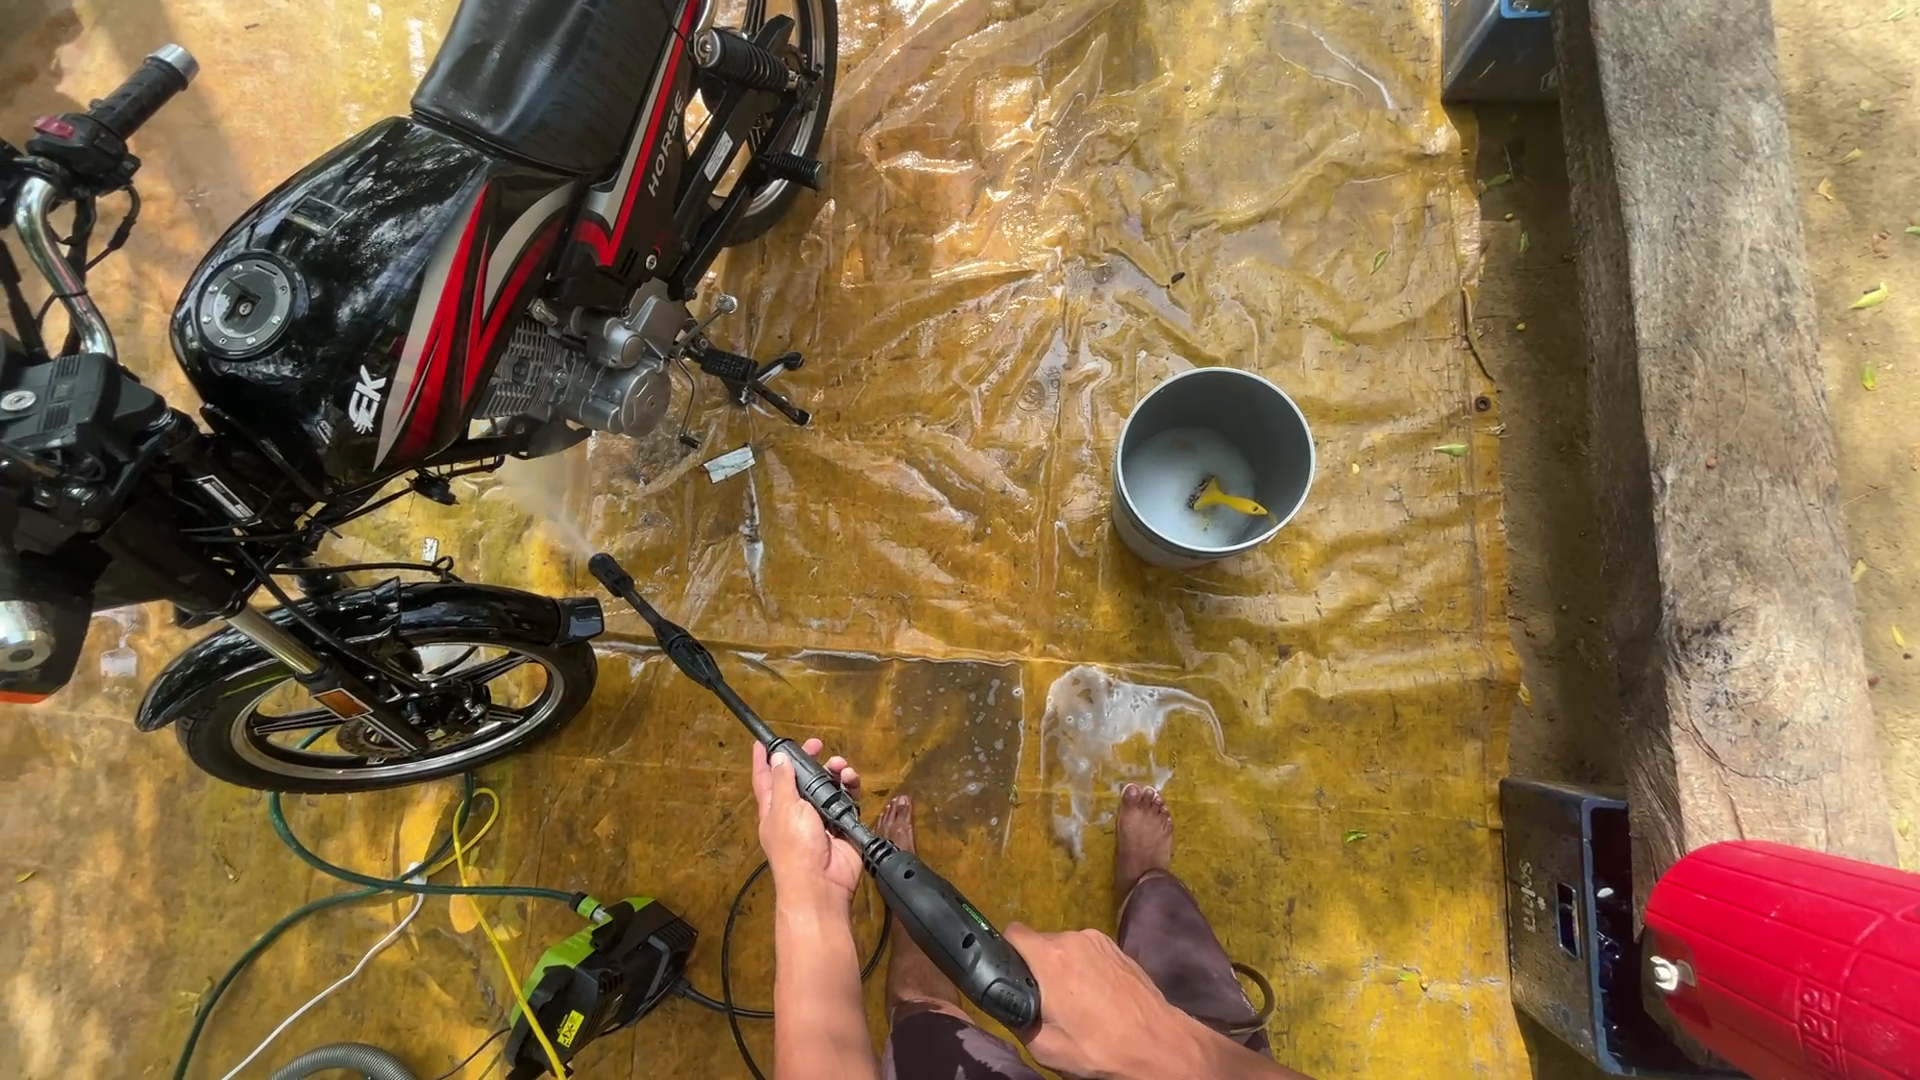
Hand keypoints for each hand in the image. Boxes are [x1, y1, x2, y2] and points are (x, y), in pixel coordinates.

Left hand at [751, 739, 863, 912]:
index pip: (765, 779)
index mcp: (774, 808)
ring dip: (834, 770)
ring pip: (827, 783)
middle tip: (817, 744)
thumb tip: (777, 758)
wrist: (822, 883)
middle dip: (808, 759)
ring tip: (840, 766)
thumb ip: (784, 781)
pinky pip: (847, 796)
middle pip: (801, 777)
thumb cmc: (795, 848)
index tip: (762, 742)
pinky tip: (851, 780)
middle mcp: (796, 810)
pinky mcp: (842, 821)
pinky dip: (850, 785)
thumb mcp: (784, 809)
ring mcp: (820, 816)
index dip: (762, 761)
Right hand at [1004, 924, 1195, 1079]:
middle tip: (1048, 1001)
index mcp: (1049, 957)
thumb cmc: (1099, 1048)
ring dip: (1063, 967)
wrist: (1158, 1045)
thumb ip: (1018, 1018)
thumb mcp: (1046, 1048)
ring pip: (1064, 947)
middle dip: (1038, 967)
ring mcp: (1096, 938)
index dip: (1006, 952)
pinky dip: (1085, 967)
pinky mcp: (1115, 945)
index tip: (1012, 975)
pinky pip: (1087, 950)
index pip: (1012, 933)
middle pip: (1040, 943)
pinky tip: (1099, 995)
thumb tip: (1008, 1003)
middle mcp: (1070, 937)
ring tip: (1078, 1002)